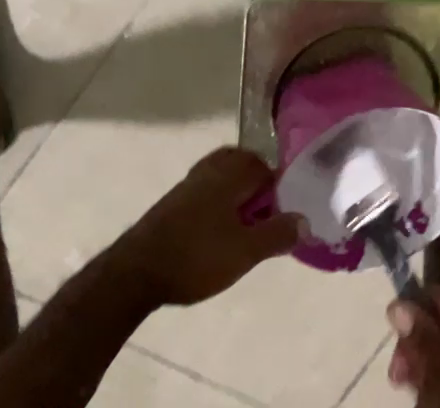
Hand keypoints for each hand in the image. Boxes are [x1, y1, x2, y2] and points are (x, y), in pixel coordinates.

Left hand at [115, 147, 304, 307]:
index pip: (265, 167)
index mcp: (230, 174)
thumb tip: (305, 220)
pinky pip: (205, 192)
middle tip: (265, 215)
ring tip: (244, 227)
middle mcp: (208, 171)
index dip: (279, 189)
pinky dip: (217, 205)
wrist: (133, 275)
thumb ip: (278, 234)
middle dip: (256, 185)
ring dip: (236, 196)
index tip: (283, 215)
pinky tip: (217, 234)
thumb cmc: (196, 257)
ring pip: (221, 178)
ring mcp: (186, 186)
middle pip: (241, 164)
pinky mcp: (171, 204)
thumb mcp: (246, 252)